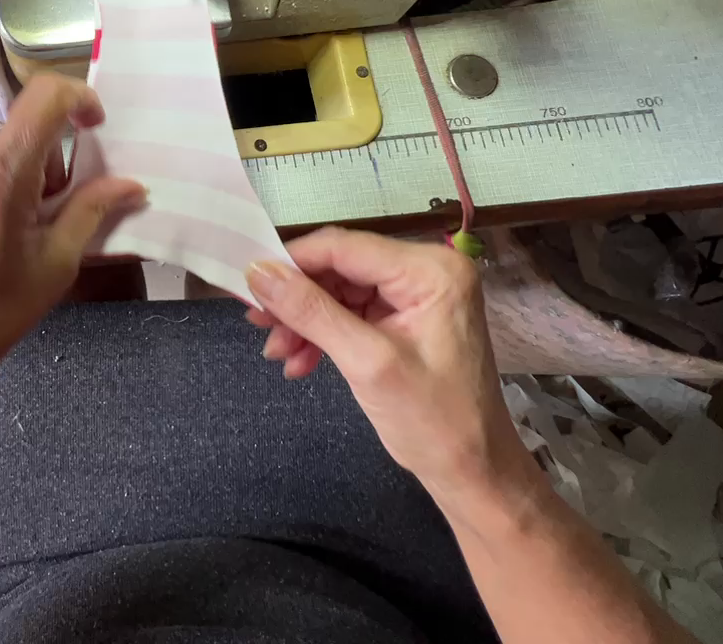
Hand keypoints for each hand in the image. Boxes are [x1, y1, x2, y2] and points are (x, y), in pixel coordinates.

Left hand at [0, 74, 145, 395]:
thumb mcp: (56, 264)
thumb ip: (93, 210)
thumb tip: (132, 186)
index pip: (44, 98)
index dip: (80, 97)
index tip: (96, 125)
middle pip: (29, 129)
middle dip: (54, 164)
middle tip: (55, 216)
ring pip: (8, 145)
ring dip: (28, 174)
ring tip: (22, 229)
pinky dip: (3, 178)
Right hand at [245, 228, 533, 502]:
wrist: (475, 476)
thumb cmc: (435, 423)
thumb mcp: (367, 363)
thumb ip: (310, 311)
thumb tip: (257, 273)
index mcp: (430, 270)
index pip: (342, 247)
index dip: (290, 263)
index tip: (247, 284)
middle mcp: (423, 270)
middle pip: (335, 268)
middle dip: (295, 299)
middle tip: (259, 324)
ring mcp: (411, 294)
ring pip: (334, 290)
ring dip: (302, 321)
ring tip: (278, 352)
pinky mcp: (400, 317)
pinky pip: (345, 311)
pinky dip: (319, 334)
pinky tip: (299, 361)